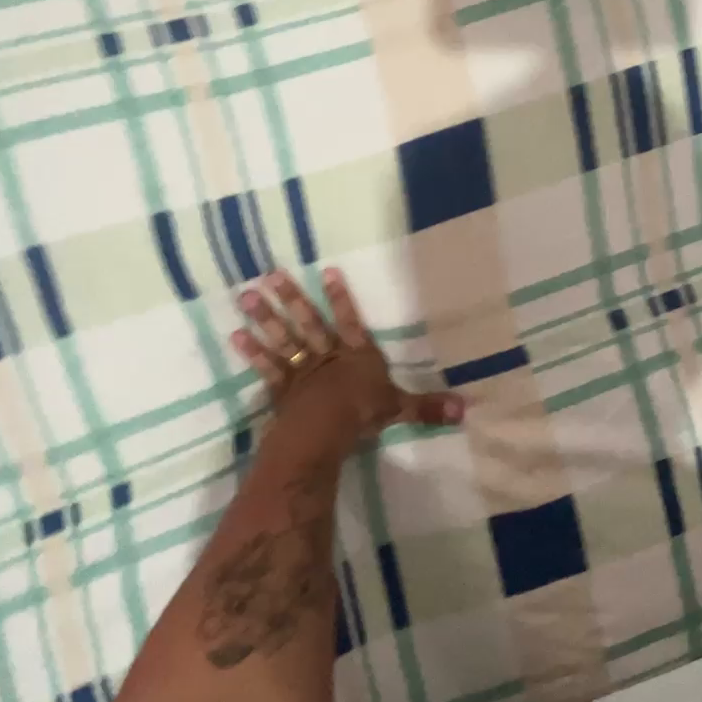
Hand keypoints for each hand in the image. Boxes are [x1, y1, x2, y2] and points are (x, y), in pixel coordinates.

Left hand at [229, 268, 465, 439]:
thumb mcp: (399, 409)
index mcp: (357, 356)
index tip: (327, 272)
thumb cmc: (362, 414)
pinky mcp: (282, 388)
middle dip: (290, 297)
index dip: (341, 297)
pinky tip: (236, 335)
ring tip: (247, 295)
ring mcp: (302, 370)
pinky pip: (266, 366)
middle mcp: (328, 355)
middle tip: (270, 274)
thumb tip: (466, 409)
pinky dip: (252, 352)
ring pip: (283, 338)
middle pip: (308, 322)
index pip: (350, 320)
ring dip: (265, 316)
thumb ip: (427, 407)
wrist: (324, 429)